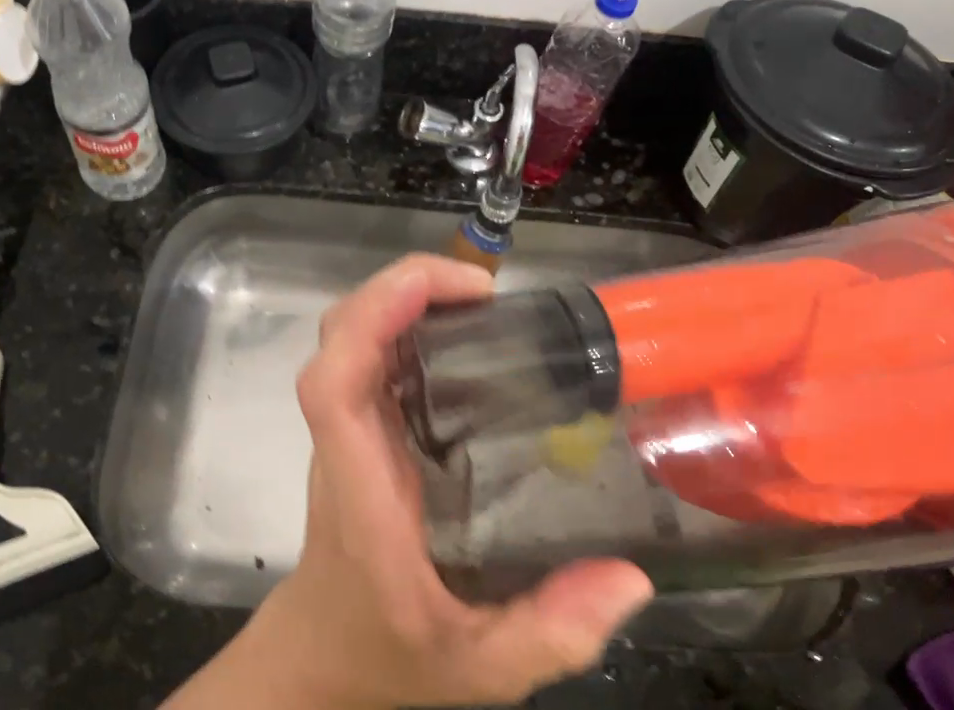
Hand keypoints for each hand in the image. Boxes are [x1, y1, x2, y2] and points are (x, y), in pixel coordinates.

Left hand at [166, 255, 652, 709]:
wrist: (323, 657)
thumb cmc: (387, 655)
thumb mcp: (479, 665)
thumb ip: (551, 632)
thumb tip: (630, 578)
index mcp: (361, 486)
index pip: (335, 382)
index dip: (378, 316)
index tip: (456, 292)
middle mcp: (346, 443)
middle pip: (341, 335)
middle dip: (401, 289)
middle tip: (486, 290)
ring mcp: (350, 431)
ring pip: (352, 336)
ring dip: (405, 299)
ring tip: (483, 301)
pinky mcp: (364, 430)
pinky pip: (373, 357)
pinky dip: (408, 325)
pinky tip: (469, 338)